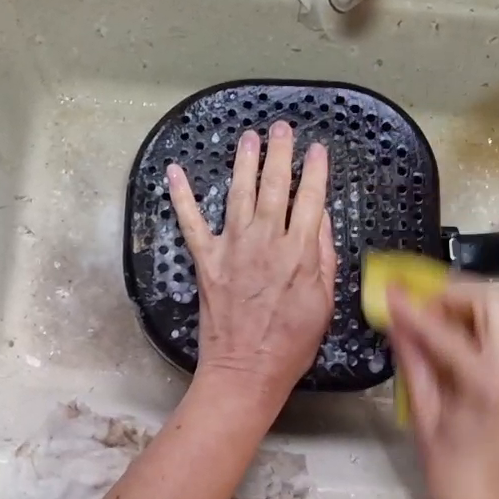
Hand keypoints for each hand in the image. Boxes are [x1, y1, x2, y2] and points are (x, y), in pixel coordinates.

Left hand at [167, 121, 336, 407]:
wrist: (245, 370)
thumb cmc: (291, 343)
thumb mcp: (324, 302)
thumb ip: (324, 256)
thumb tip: (321, 218)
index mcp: (299, 253)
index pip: (311, 200)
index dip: (316, 171)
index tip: (318, 149)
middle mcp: (266, 242)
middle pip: (274, 187)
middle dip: (280, 153)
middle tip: (281, 128)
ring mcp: (232, 248)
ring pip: (238, 194)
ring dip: (243, 162)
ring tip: (248, 137)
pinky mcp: (205, 260)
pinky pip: (190, 222)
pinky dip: (181, 196)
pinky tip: (174, 172)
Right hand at [387, 284, 498, 498]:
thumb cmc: (450, 473)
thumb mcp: (423, 415)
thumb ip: (413, 361)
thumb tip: (396, 323)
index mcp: (486, 381)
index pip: (444, 329)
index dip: (413, 308)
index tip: (390, 292)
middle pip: (493, 301)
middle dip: (455, 294)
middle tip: (423, 306)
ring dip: (473, 305)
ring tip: (438, 319)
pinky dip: (483, 324)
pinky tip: (454, 340)